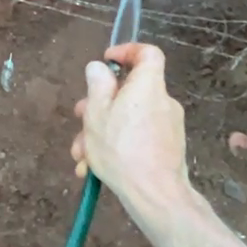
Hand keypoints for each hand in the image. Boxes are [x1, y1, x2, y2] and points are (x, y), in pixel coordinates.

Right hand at [70, 43, 193, 214]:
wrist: (154, 195)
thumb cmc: (121, 150)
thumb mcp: (97, 114)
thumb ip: (97, 86)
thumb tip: (99, 67)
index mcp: (148, 86)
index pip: (148, 53)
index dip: (126, 51)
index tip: (106, 61)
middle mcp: (162, 102)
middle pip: (130, 91)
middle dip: (99, 104)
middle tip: (79, 117)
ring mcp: (167, 126)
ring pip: (128, 118)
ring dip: (101, 131)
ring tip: (80, 154)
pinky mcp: (166, 147)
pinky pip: (137, 136)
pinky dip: (116, 146)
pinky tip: (93, 168)